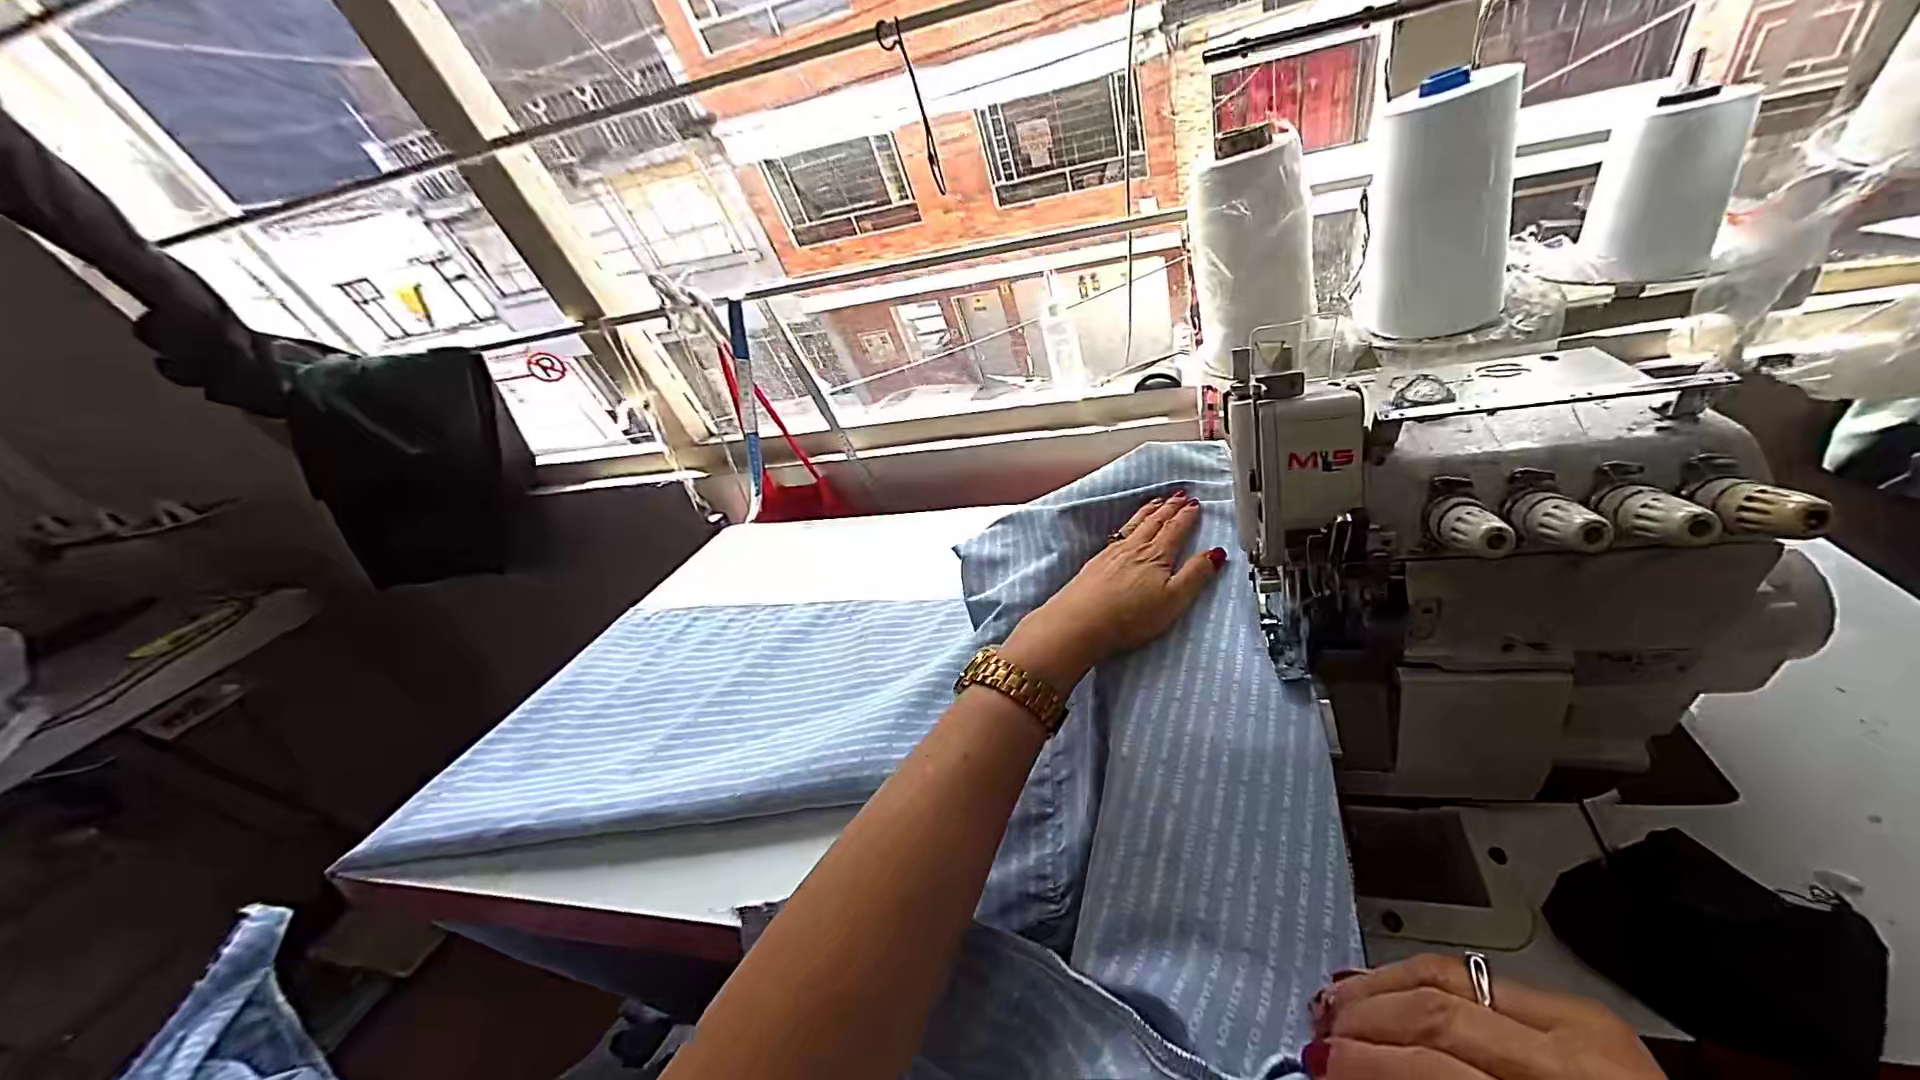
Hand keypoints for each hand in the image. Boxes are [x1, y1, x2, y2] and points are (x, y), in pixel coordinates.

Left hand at [1000, 493, 1226, 687]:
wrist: (1080, 623)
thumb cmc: (1128, 617)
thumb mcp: (1174, 600)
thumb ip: (1196, 575)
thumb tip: (1215, 553)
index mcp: (1156, 556)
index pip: (1175, 530)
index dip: (1186, 516)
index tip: (1194, 504)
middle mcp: (1133, 549)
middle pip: (1154, 522)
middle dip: (1169, 508)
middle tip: (1178, 496)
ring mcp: (1111, 554)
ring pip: (1134, 526)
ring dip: (1147, 512)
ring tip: (1155, 502)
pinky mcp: (1095, 564)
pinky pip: (1117, 535)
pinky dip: (1127, 525)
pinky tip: (1124, 530)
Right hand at [1306, 955, 1665, 1079]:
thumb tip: (1347, 1069)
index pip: (1441, 1063)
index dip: (1368, 1061)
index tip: (1321, 1067)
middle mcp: (1582, 1055)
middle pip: (1438, 1007)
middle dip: (1363, 1019)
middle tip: (1318, 1034)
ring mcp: (1584, 1024)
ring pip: (1446, 970)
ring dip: (1377, 985)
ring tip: (1333, 1002)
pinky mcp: (1581, 1011)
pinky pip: (1474, 973)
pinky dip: (1415, 977)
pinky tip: (1380, 985)